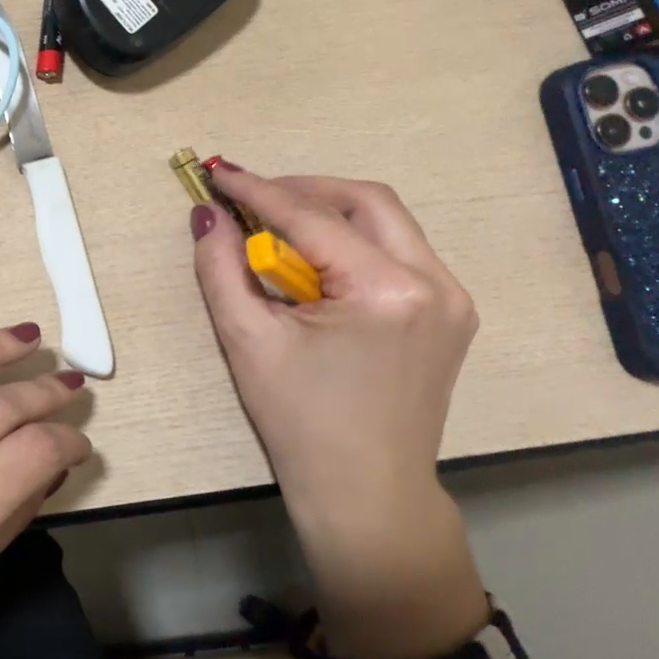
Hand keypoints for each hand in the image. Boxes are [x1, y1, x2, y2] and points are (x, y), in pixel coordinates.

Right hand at [192, 167, 489, 658]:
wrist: (363, 486)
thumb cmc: (297, 419)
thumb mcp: (246, 341)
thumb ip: (221, 269)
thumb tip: (205, 216)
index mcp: (386, 290)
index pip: (313, 218)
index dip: (258, 190)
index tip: (216, 172)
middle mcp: (436, 281)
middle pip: (368, 202)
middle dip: (303, 190)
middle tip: (248, 196)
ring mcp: (453, 297)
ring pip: (388, 224)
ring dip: (328, 214)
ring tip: (272, 227)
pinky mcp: (449, 313)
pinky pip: (398, 254)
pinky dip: (350, 243)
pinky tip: (311, 264)